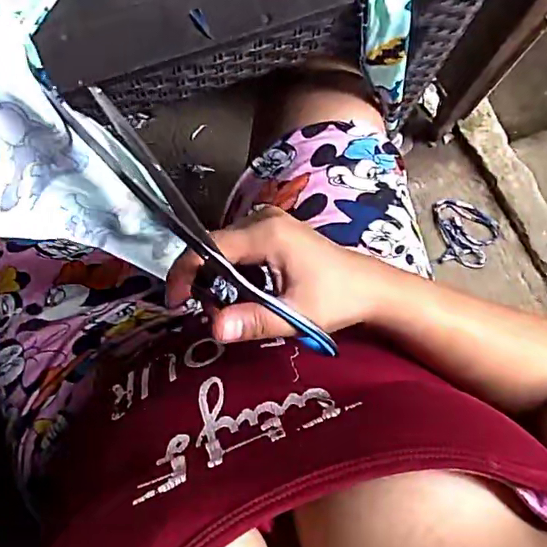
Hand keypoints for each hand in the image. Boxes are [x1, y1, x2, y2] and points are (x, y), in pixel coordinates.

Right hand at [164, 206, 414, 343]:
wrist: (370, 287)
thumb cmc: (338, 299)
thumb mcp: (297, 314)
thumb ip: (255, 321)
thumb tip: (215, 328)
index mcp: (267, 232)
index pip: (207, 247)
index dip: (184, 274)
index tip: (176, 303)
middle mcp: (264, 218)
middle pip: (213, 246)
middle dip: (204, 281)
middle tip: (214, 314)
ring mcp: (269, 221)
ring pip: (224, 248)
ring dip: (219, 279)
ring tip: (233, 308)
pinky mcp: (274, 230)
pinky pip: (239, 249)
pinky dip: (235, 272)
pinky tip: (249, 295)